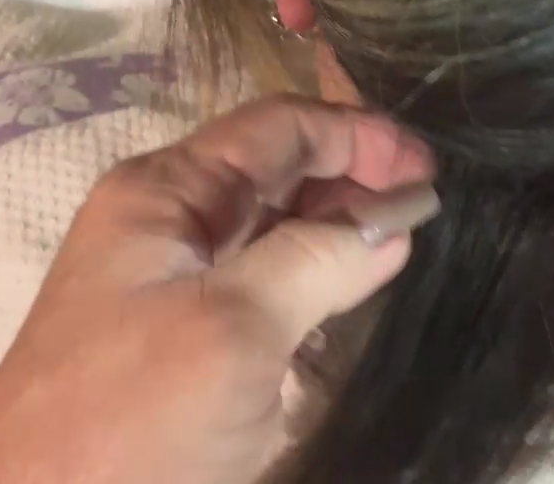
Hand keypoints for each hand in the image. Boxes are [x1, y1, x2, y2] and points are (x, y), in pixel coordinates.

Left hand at [0, 96, 437, 483]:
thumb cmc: (127, 425)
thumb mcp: (235, 328)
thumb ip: (319, 256)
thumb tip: (399, 213)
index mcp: (164, 190)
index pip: (276, 127)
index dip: (355, 134)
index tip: (427, 167)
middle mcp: (167, 217)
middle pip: (274, 166)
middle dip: (350, 173)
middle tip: (424, 202)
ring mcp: (172, 275)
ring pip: (271, 221)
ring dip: (336, 220)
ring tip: (404, 235)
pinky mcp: (183, 331)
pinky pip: (262, 274)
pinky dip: (314, 269)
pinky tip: (356, 281)